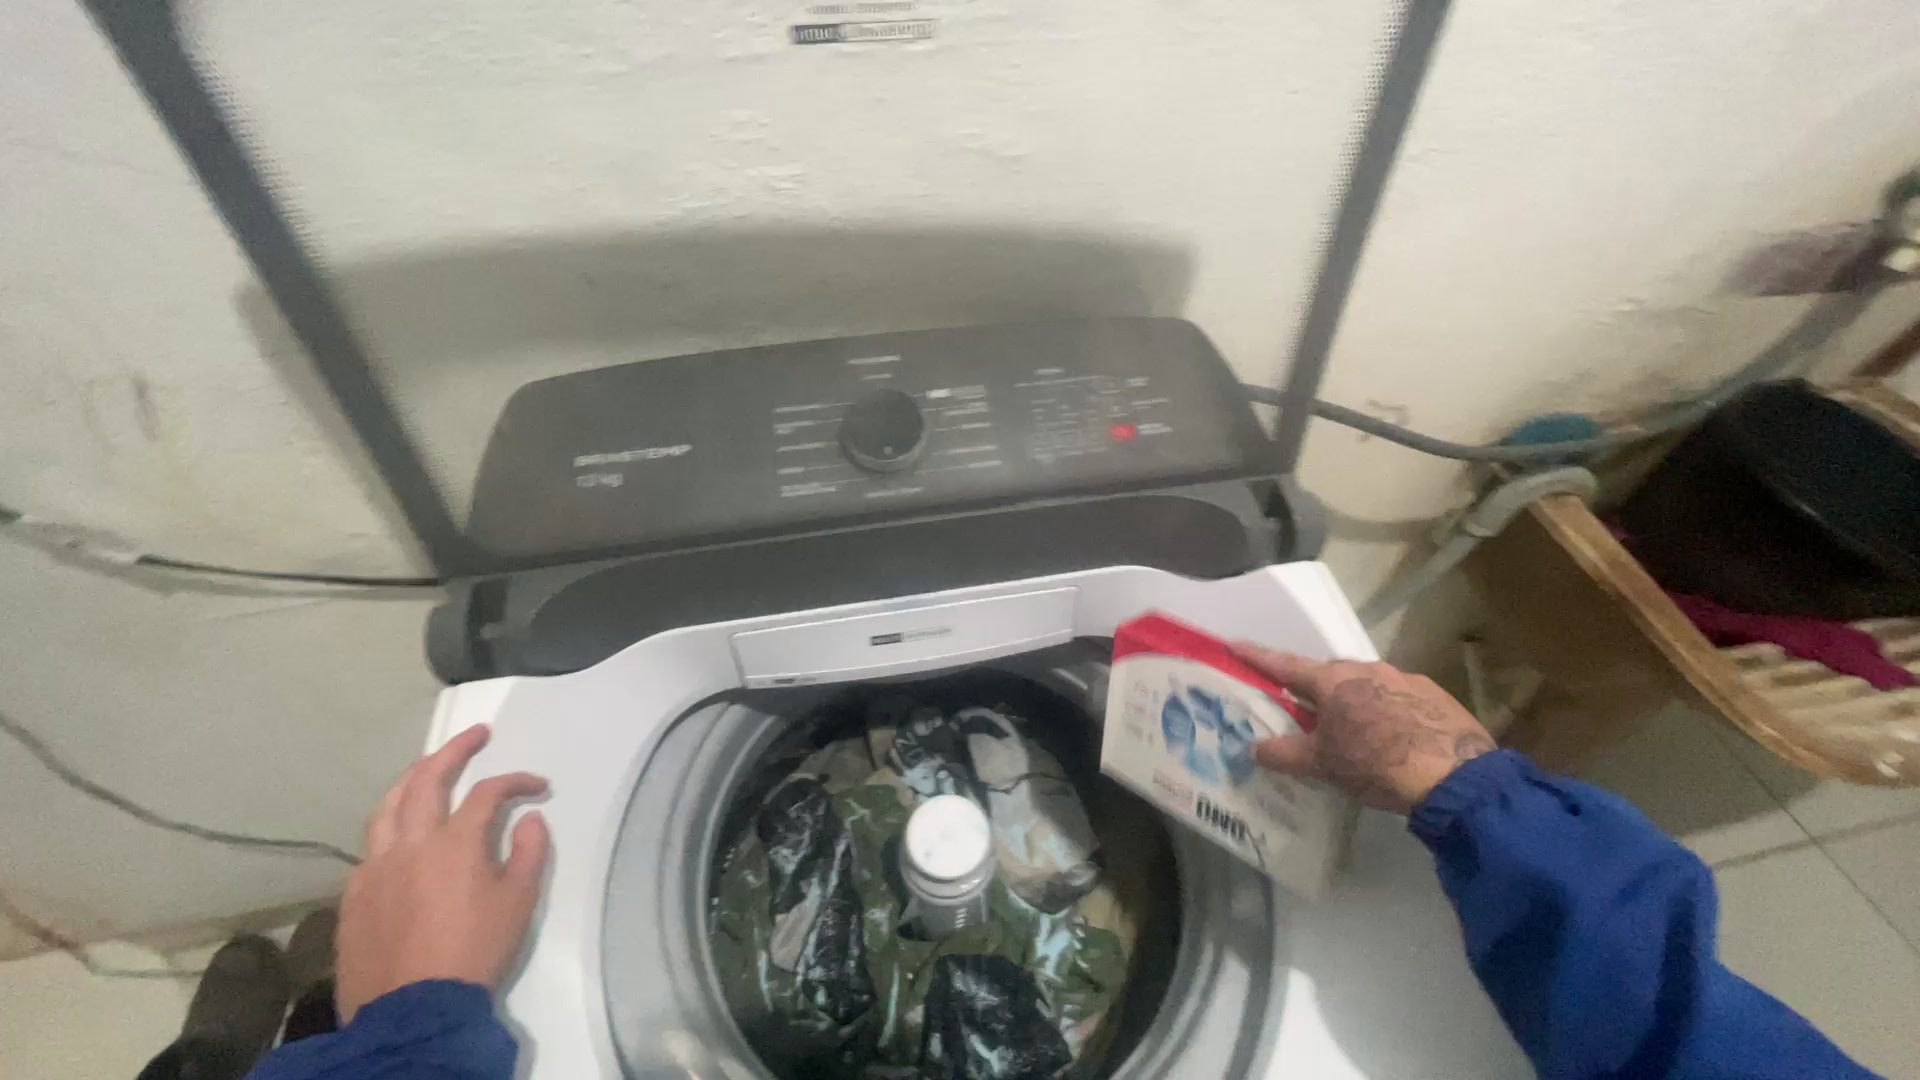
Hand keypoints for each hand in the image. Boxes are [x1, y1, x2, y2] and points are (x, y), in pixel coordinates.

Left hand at [336, 725, 550, 1020]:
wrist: (412, 1012)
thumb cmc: (475, 950)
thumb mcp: (520, 900)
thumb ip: (528, 851)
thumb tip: (528, 819)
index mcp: (454, 842)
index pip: (488, 792)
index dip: (517, 781)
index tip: (539, 787)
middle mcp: (409, 844)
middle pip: (425, 781)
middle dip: (454, 750)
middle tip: (476, 735)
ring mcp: (374, 869)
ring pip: (386, 807)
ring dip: (412, 779)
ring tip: (429, 768)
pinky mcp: (354, 896)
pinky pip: (371, 846)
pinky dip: (391, 825)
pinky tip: (403, 834)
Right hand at [1234, 645, 1494, 813]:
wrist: (1457, 778)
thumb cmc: (1376, 764)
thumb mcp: (1323, 765)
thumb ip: (1284, 754)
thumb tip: (1254, 748)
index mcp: (1332, 680)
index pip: (1284, 665)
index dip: (1257, 657)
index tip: (1235, 645)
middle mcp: (1365, 668)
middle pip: (1326, 674)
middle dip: (1311, 689)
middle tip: (1303, 711)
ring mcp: (1403, 678)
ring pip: (1364, 684)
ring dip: (1351, 700)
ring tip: (1352, 731)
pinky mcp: (1434, 694)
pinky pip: (1396, 696)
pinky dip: (1385, 710)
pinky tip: (1392, 736)